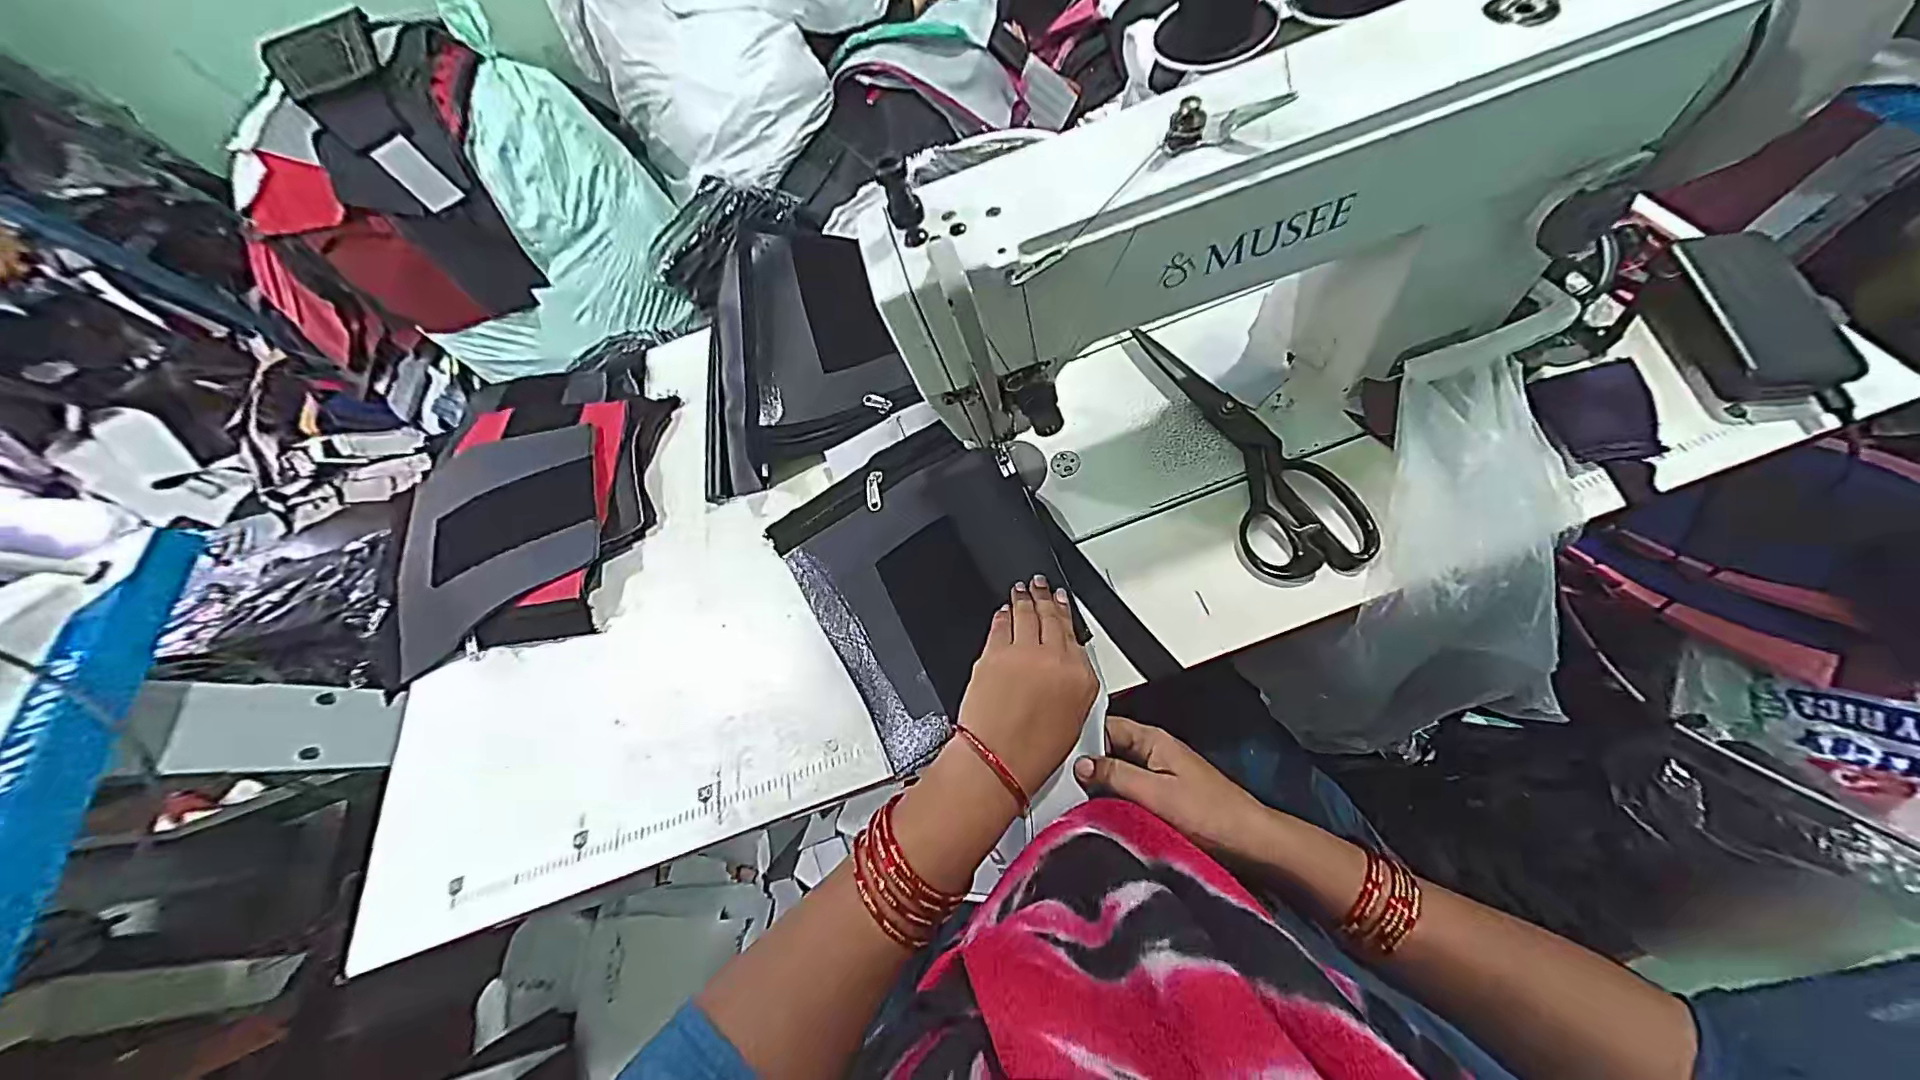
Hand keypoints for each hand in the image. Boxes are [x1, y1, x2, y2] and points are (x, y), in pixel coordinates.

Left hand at [952, 576, 1099, 796]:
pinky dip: (1002, 616)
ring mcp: (1023, 653)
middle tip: (1042, 585)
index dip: (1066, 614)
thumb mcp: (1072, 723)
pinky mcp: (994, 653)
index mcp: (1081, 679)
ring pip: (1025, 614)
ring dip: (1023, 598)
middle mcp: (1055, 660)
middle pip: (1050, 618)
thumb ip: (1072, 686)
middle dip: (1046, 597)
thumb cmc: (1032, 755)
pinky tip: (1002, 612)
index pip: (1075, 636)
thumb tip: (1063, 671)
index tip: (1063, 603)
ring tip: (1022, 589)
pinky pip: (1000, 625)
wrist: (996, 763)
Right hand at [1073, 715, 1271, 860]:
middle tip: (1070, 782)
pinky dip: (1115, 799)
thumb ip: (1116, 775)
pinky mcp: (1161, 795)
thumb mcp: (1155, 793)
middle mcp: (1154, 751)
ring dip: (1102, 784)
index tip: (1063, 756)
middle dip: (1089, 763)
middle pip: (1107, 747)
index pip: (1104, 724)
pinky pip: (1127, 789)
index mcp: (1153, 739)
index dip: (1081, 737)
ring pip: (1116, 770)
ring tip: (1084, 799)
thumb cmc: (1216, 815)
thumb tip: (1083, 765)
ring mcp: (1157, 773)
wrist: (1252, 844)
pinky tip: (1107, 812)